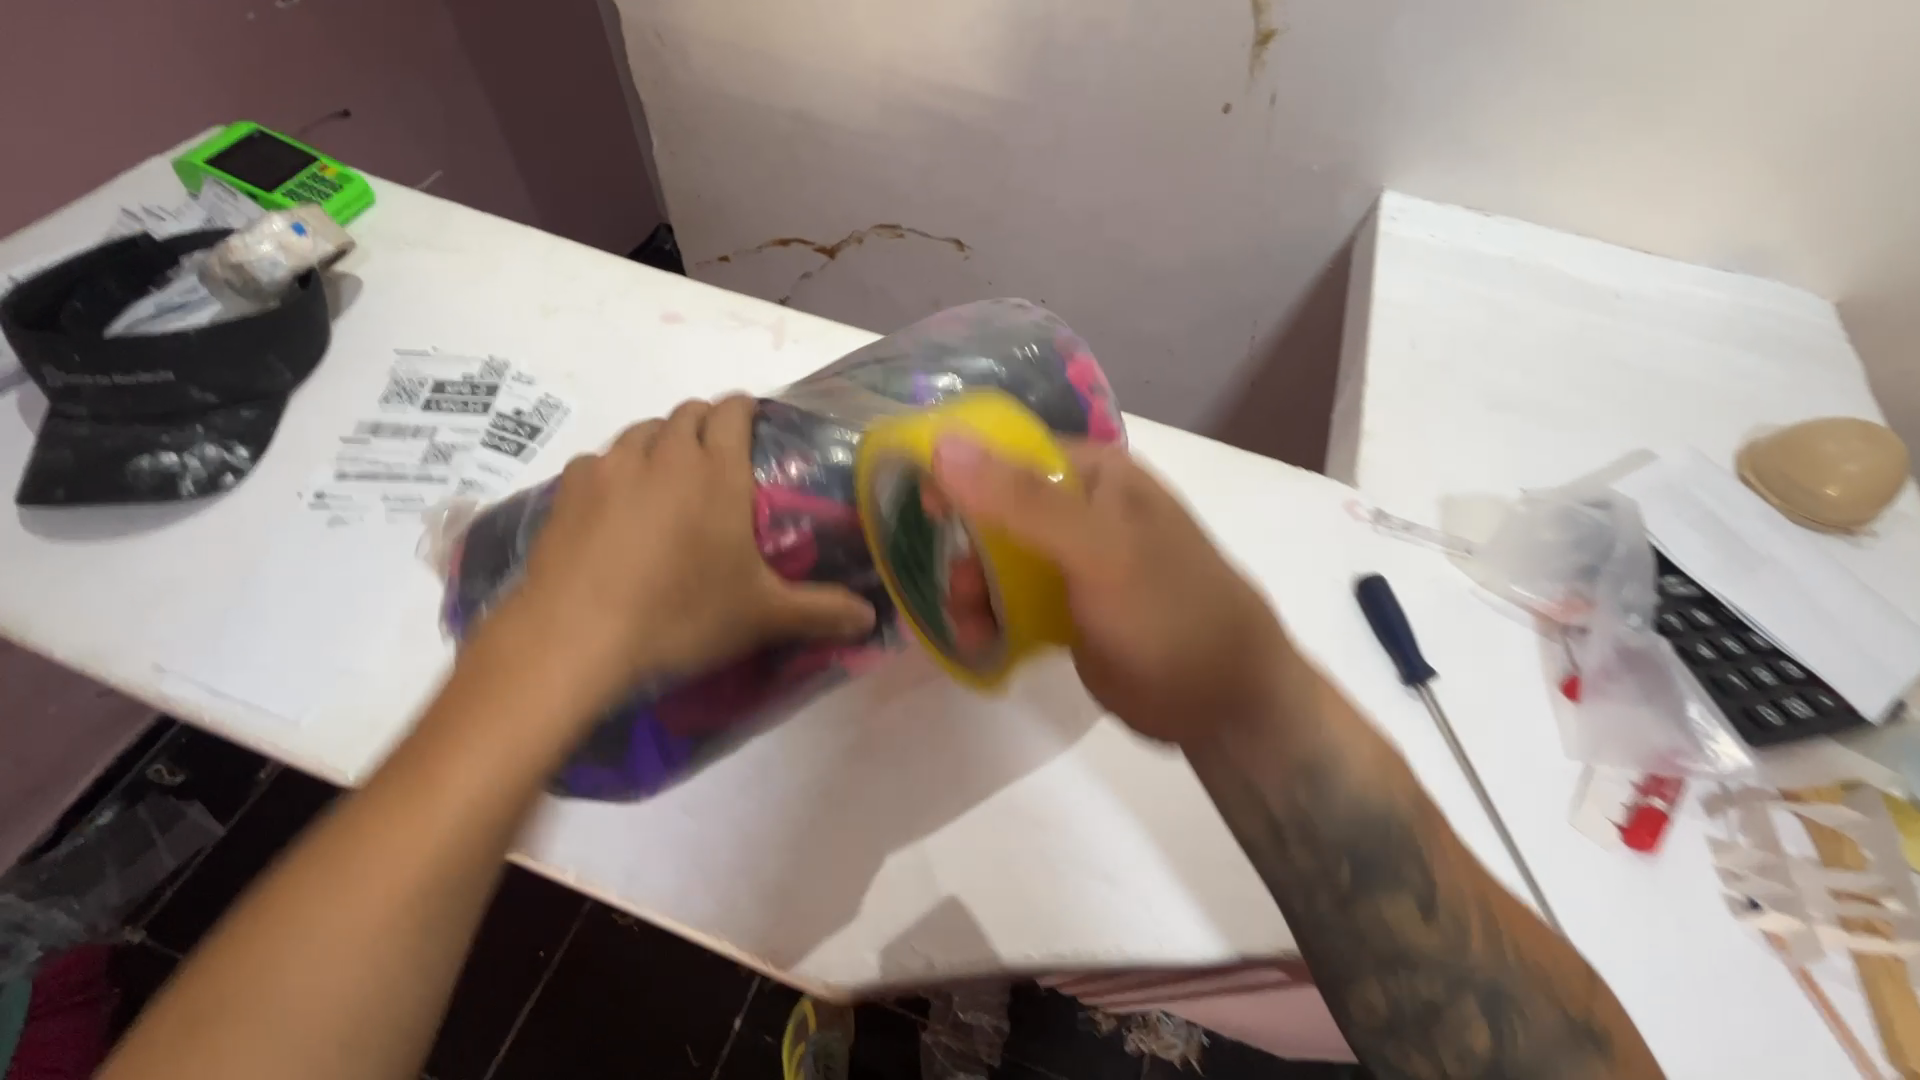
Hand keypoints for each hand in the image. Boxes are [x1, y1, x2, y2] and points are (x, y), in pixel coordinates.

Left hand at [475, 395, 874, 711]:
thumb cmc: (681, 616)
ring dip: (661, 444)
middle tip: (719, 464)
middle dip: (707, 426)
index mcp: (716, 470)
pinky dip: (617, 472)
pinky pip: (600, 461)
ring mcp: (609, 467)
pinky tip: (618, 510)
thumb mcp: (762, 617)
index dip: (746, 411)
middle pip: (687, 413)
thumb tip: (870, 619)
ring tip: (669, 484)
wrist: (575, 638)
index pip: (733, 410)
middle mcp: (664, 453)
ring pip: (641, 431)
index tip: (754, 428)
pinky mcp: (567, 490)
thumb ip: (821, 612)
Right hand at [931, 436, 1288, 742]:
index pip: (1009, 452)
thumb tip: (942, 443)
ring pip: (996, 561)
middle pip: (993, 511)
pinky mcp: (1065, 610)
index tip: (923, 509)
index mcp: (1095, 474)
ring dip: (972, 590)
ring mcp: (1072, 562)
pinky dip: (988, 618)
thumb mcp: (1098, 549)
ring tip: (969, 626)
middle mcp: (1080, 509)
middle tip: (959, 587)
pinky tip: (979, 643)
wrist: (1223, 701)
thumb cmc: (1168, 611)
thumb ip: (1022, 498)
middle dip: (966, 548)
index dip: (960, 473)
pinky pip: (1009, 601)